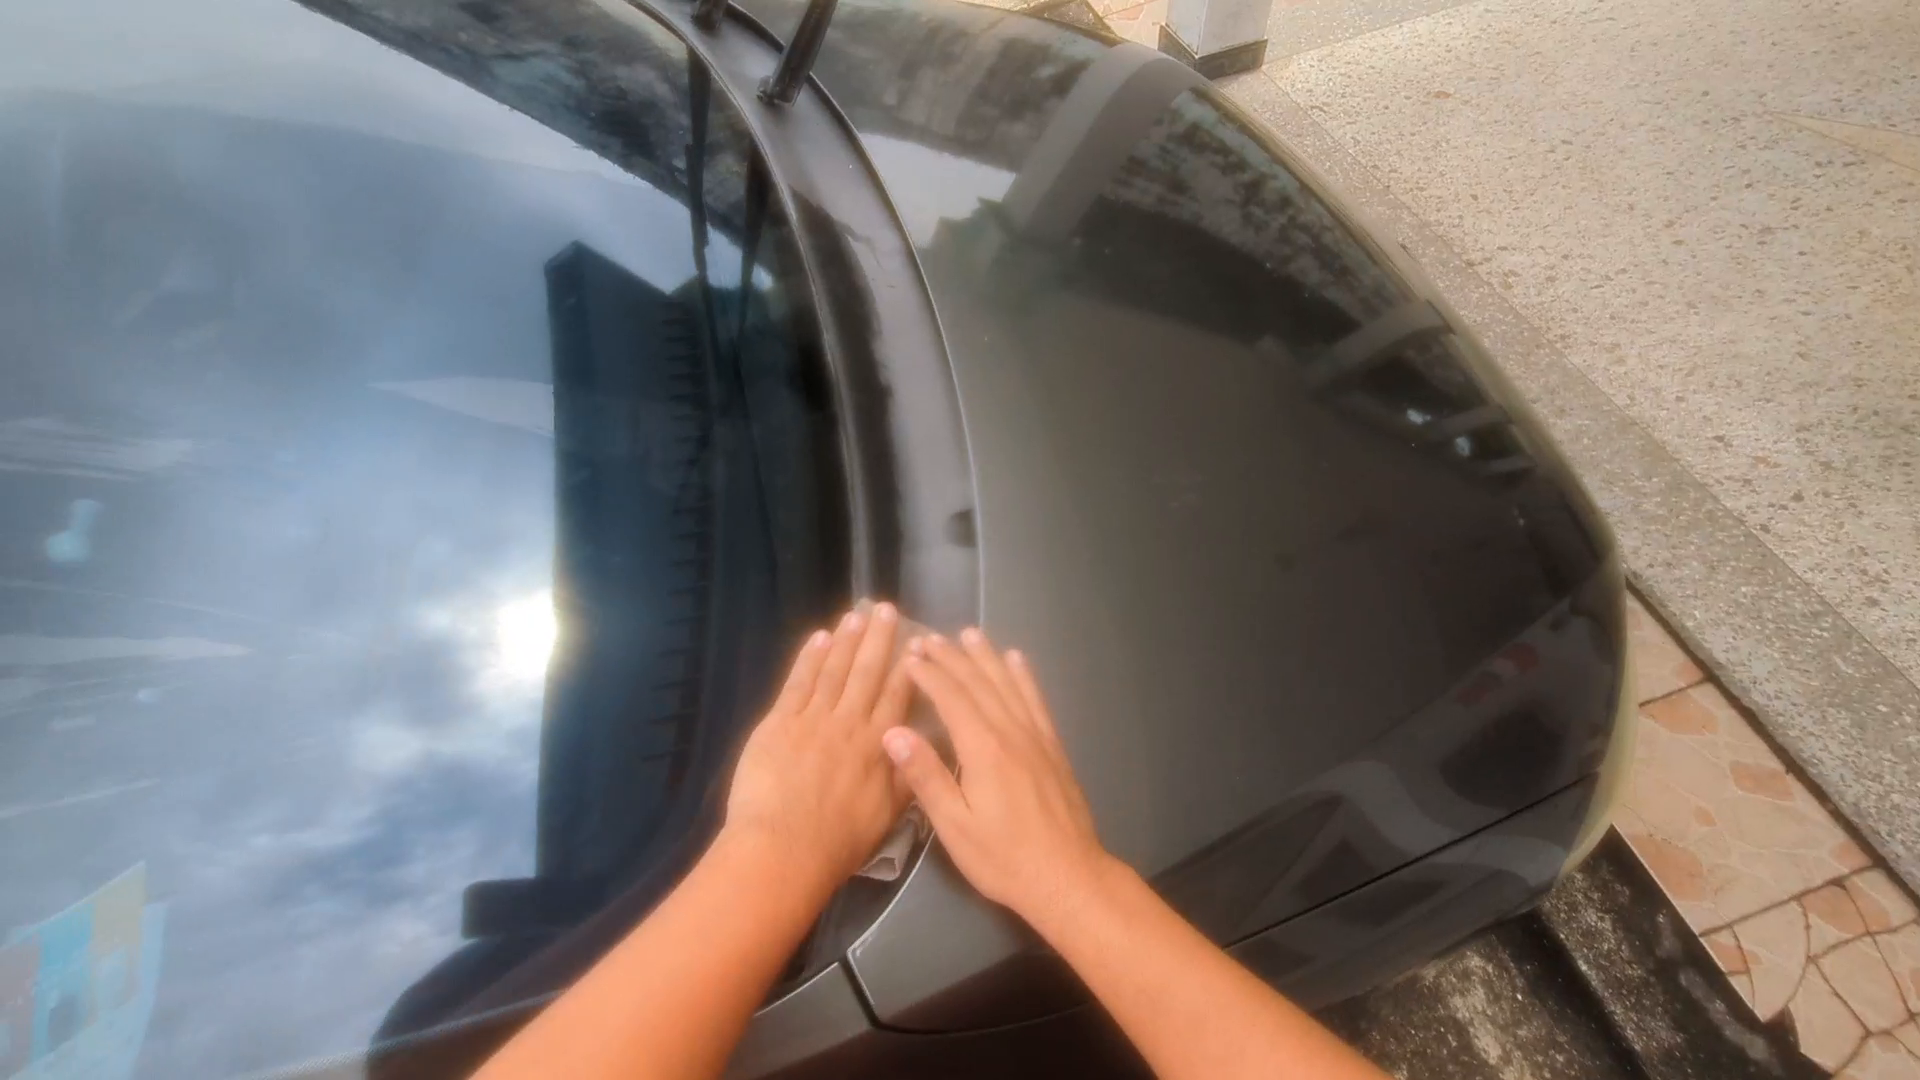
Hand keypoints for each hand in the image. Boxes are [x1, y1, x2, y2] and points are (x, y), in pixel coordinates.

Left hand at [724, 602, 912, 898]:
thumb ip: (907, 776)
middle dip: (878, 638)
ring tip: (856, 615)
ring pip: (834, 670)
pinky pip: (798, 683)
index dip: (908, 666)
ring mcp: (813, 719)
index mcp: (879, 744)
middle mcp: (850, 723)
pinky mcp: (779, 722)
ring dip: (845, 640)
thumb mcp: (889, 815)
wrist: (783, 848)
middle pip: (867, 672)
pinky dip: (809, 658)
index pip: (897, 695)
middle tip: (885, 608)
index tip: (916, 641)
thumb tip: (925, 746)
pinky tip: (818, 638)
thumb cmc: (838, 840)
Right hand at [884, 629, 1116, 927]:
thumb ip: (926, 776)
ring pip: (1007, 684)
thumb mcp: (955, 826)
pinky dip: (1023, 676)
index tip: (908, 656)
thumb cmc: (1004, 858)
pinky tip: (1016, 660)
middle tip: (929, 638)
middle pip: (978, 683)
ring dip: (986, 657)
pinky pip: (1036, 700)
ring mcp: (1036, 736)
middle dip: (952, 658)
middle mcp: (1010, 731)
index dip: (928, 674)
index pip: (951, 698)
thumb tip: (893, 733)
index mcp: (983, 748)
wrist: (1068, 876)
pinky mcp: (1052, 746)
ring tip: (969, 634)